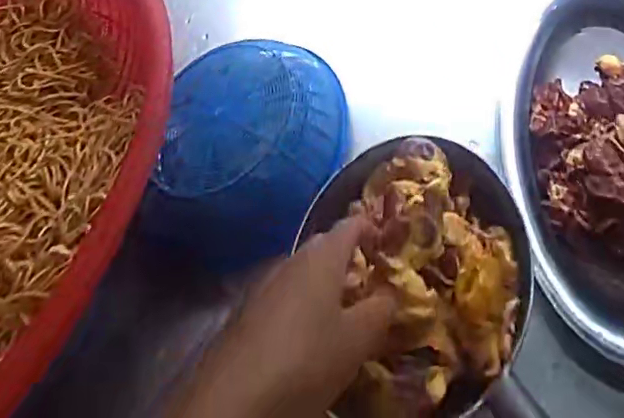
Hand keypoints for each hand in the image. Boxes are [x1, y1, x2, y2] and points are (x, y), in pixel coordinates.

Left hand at [167, 216, 397, 417]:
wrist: (230, 400)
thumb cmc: (305, 359)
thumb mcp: (357, 339)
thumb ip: (381, 308)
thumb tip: (393, 290)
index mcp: (323, 254)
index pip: (353, 223)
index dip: (373, 230)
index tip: (390, 247)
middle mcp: (292, 258)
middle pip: (327, 247)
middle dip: (349, 261)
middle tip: (370, 285)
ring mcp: (264, 283)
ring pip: (303, 273)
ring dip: (324, 286)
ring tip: (341, 314)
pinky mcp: (245, 312)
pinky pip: (283, 296)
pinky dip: (300, 306)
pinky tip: (305, 337)